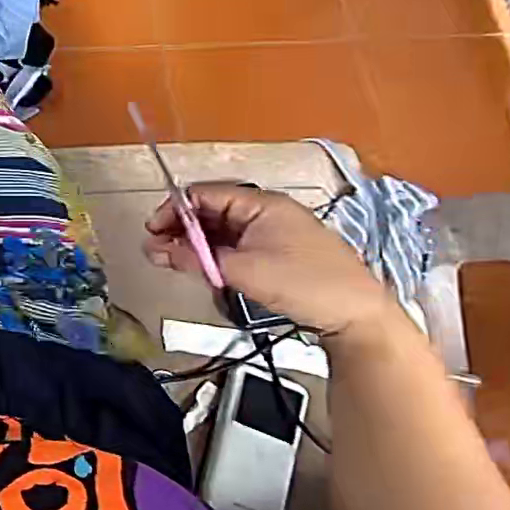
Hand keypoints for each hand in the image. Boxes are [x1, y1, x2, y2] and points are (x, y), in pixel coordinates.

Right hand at [142, 183, 394, 335]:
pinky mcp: (276, 252)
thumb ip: (197, 258)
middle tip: (157, 250)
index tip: (153, 232)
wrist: (356, 315)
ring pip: (221, 230)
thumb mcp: (242, 271)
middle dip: (180, 229)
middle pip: (211, 211)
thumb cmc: (305, 284)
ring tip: (173, 261)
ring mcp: (272, 232)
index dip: (174, 211)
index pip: (204, 195)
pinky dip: (214, 254)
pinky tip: (201, 267)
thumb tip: (158, 250)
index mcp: (261, 204)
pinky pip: (235, 245)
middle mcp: (266, 212)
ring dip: (195, 244)